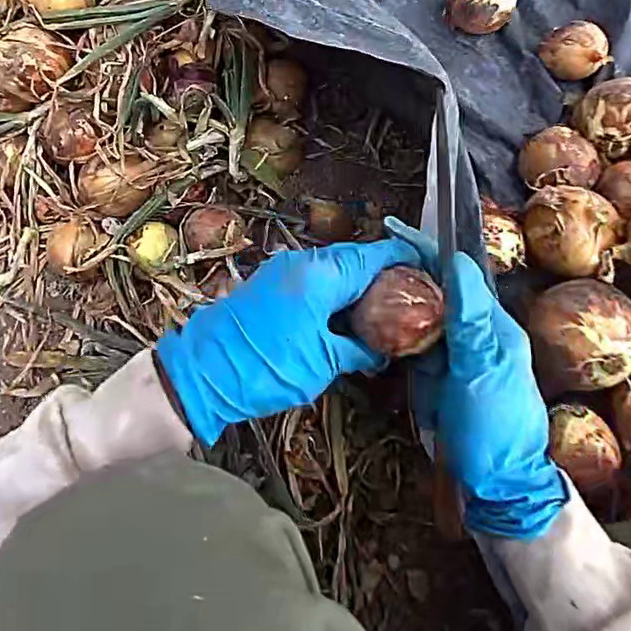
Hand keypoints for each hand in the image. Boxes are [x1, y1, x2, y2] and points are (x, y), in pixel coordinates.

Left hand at [156, 237, 422, 444]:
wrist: (200, 374)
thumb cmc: (263, 368)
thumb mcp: (323, 363)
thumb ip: (360, 348)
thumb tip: (382, 348)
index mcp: (322, 273)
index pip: (379, 256)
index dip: (408, 261)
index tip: (430, 273)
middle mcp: (305, 261)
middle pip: (360, 258)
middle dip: (388, 276)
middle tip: (412, 299)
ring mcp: (286, 269)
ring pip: (338, 268)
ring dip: (361, 285)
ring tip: (386, 311)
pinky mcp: (273, 283)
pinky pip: (318, 278)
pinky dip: (338, 291)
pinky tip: (350, 316)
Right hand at [387, 220, 567, 539]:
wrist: (495, 485)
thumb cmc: (497, 426)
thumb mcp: (484, 370)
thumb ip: (470, 319)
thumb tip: (458, 262)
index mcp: (492, 323)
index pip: (458, 274)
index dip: (429, 251)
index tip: (396, 232)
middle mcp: (470, 332)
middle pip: (435, 292)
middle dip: (404, 272)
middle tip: (368, 258)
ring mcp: (450, 354)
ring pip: (419, 315)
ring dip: (393, 299)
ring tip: (361, 283)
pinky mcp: (432, 374)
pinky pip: (410, 344)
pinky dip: (390, 332)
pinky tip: (369, 323)